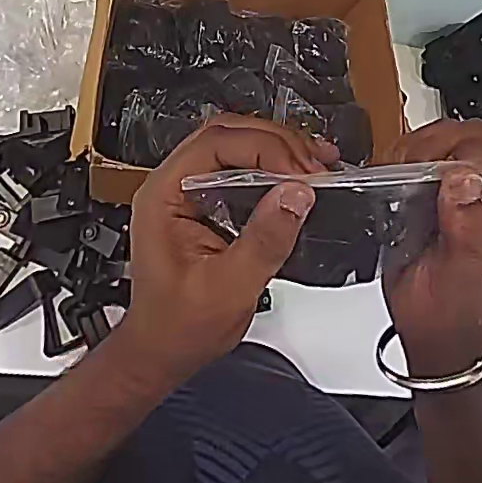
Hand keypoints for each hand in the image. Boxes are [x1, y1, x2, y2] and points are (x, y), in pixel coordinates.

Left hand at [114, 115, 335, 384]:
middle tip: (314, 165)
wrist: (165, 348)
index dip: (264, 148)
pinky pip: (245, 163)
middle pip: (229, 133)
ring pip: (239, 142)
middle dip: (278, 142)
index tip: (299, 171)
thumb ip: (263, 241)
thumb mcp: (228, 289)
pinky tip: (302, 172)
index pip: (215, 145)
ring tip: (317, 162)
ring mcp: (192, 188)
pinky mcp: (211, 198)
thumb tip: (296, 195)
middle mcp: (175, 183)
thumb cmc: (179, 326)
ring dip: (281, 147)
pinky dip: (277, 162)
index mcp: (164, 195)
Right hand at [378, 119, 481, 377]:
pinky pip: (427, 145)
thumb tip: (466, 182)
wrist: (428, 332)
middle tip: (419, 171)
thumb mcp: (461, 290)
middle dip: (448, 146)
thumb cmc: (452, 322)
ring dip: (424, 147)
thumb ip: (469, 239)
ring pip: (456, 134)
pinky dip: (405, 152)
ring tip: (404, 175)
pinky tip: (395, 175)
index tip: (453, 171)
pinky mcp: (440, 181)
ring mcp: (470, 186)